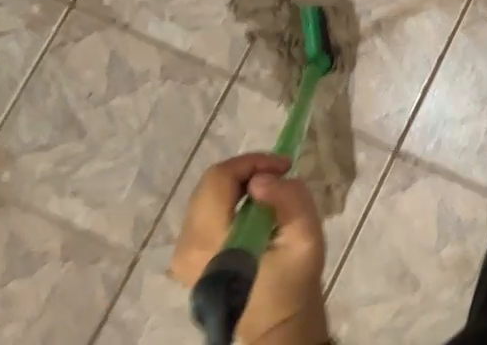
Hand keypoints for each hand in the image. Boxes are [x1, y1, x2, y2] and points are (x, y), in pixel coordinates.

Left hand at [170, 153, 330, 344]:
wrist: (278, 324)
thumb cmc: (294, 281)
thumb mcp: (304, 235)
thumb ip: (288, 198)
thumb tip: (260, 180)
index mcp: (212, 242)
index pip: (218, 179)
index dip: (252, 162)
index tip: (284, 167)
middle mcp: (186, 247)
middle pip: (209, 185)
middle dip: (247, 171)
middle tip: (280, 176)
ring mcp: (182, 256)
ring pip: (206, 197)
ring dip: (239, 185)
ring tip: (271, 193)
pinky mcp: (187, 259)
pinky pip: (205, 213)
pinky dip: (230, 201)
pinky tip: (255, 211)